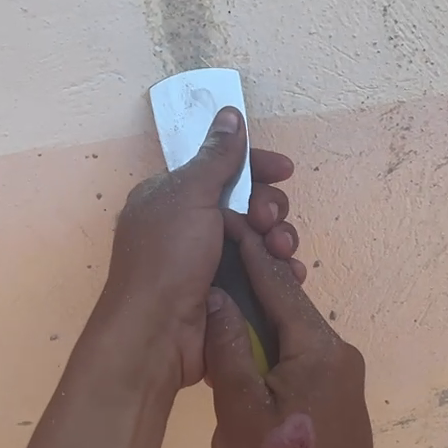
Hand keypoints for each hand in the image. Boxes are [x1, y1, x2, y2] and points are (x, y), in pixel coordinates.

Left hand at [97, 107, 299, 387]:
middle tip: (268, 221)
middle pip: (247, 202)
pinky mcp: (228, 293)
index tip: (283, 169)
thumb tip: (229, 112)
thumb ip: (217, 156)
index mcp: (172, 196)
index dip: (254, 166)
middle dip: (268, 207)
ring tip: (281, 251)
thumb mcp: (190, 195)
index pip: (220, 168)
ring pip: (260, 238)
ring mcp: (210, 261)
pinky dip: (280, 270)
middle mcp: (190, 225)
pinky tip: (292, 274)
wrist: (156, 335)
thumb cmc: (167, 256)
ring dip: (278, 239)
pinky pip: (263, 272)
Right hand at [204, 215, 430, 447]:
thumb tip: (216, 294)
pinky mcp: (338, 403)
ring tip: (217, 314)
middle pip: (287, 306)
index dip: (249, 250)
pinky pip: (299, 360)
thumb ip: (228, 347)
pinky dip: (270, 353)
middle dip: (250, 286)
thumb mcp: (239, 412)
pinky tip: (242, 363)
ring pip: (291, 335)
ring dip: (257, 325)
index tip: (225, 217)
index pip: (277, 284)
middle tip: (210, 266)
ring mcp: (343, 380)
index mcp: (318, 348)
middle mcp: (338, 354)